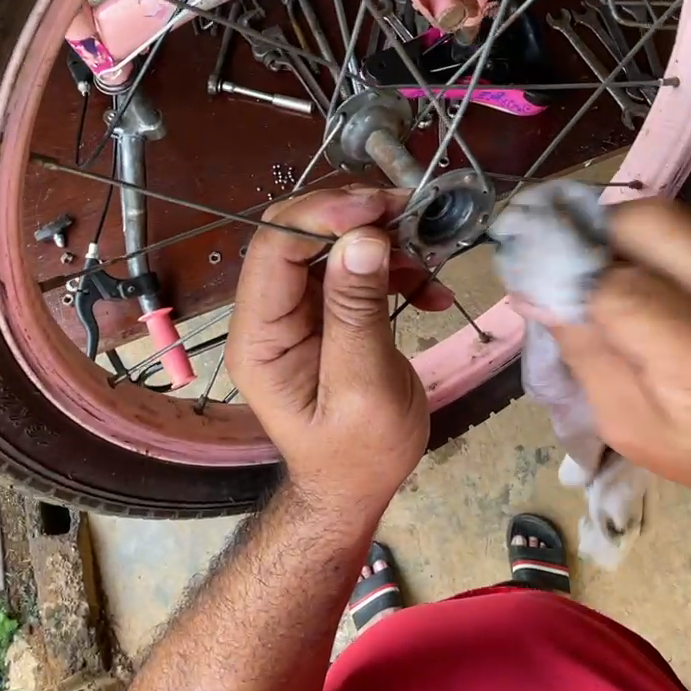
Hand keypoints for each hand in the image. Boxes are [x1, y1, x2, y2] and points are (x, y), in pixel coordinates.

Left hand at [226, 187, 451, 516]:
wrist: (359, 485)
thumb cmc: (358, 454)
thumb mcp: (364, 389)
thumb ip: (358, 312)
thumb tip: (363, 238)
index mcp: (259, 337)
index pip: (272, 250)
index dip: (320, 216)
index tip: (378, 206)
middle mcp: (269, 315)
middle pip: (298, 237)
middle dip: (354, 218)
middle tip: (410, 214)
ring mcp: (297, 311)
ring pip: (331, 246)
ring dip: (382, 241)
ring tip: (429, 257)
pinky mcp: (327, 313)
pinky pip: (354, 270)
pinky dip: (394, 269)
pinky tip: (432, 290)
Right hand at [542, 199, 690, 514]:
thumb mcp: (630, 427)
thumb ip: (584, 354)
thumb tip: (531, 293)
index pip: (622, 289)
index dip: (564, 274)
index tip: (525, 274)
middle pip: (651, 223)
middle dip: (589, 231)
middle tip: (555, 257)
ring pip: (667, 220)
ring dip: (615, 237)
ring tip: (587, 271)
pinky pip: (686, 235)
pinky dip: (646, 248)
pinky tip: (633, 282)